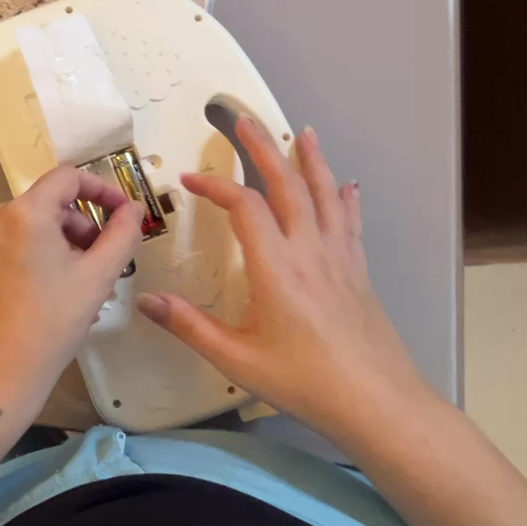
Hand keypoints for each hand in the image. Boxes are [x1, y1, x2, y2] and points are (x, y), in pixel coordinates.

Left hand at [0, 167, 146, 410]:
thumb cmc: (50, 322)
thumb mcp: (97, 277)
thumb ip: (122, 234)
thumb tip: (133, 209)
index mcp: (24, 211)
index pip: (68, 177)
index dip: (102, 189)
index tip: (123, 214)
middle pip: (51, 202)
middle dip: (83, 226)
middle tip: (104, 263)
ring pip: (34, 224)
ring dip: (64, 243)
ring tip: (81, 284)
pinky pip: (15, 241)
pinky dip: (41, 253)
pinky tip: (55, 290)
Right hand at [135, 117, 435, 442]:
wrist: (380, 405)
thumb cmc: (305, 382)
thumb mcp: (237, 359)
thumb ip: (189, 326)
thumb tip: (145, 300)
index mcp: (276, 268)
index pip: (244, 207)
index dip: (215, 186)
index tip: (189, 180)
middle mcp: (309, 251)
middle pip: (287, 186)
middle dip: (264, 149)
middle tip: (245, 120)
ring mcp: (339, 258)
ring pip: (324, 196)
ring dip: (311, 161)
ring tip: (303, 133)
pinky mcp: (358, 272)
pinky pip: (350, 223)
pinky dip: (345, 199)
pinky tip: (348, 185)